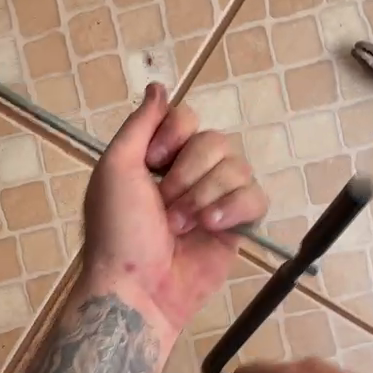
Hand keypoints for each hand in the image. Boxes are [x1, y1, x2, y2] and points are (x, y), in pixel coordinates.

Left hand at [80, 83, 267, 335]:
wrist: (136, 286)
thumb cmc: (117, 229)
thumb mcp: (116, 168)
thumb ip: (140, 125)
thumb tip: (159, 87)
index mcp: (157, 158)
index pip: (187, 118)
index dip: (175, 135)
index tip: (154, 161)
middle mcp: (187, 174)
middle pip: (215, 141)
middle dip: (188, 173)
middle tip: (163, 204)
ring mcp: (214, 199)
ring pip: (237, 168)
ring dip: (205, 196)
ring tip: (181, 226)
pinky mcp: (237, 226)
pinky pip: (256, 197)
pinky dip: (233, 209)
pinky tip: (212, 227)